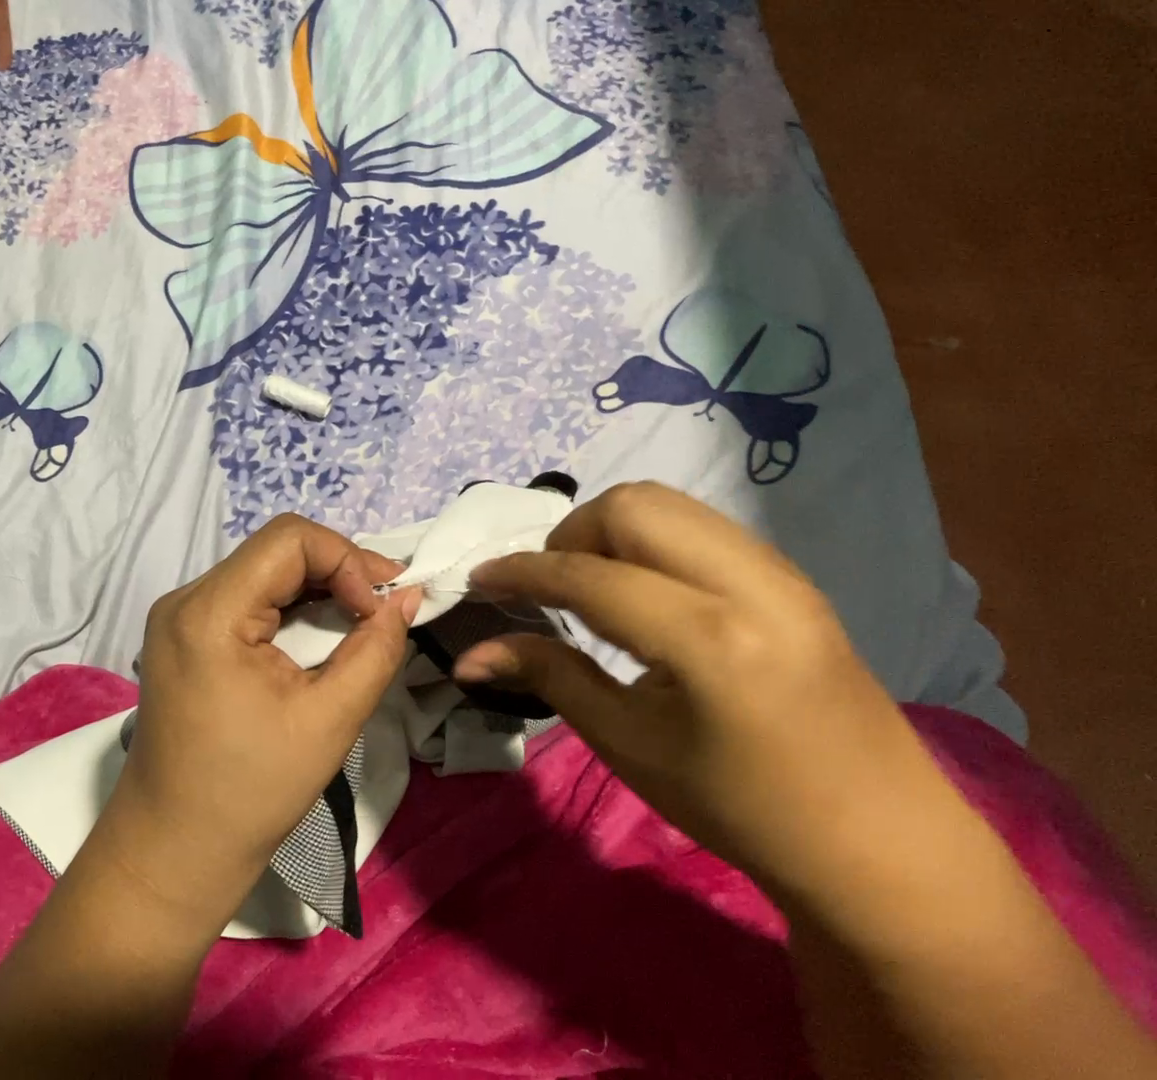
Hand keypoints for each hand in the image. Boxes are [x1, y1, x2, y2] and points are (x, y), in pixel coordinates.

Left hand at [109, 513, 419, 923]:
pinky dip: (288, 609)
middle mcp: (184, 600)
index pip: (288, 539)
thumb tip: (407, 598)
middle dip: (338, 571)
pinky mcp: (182, 638)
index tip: (380, 610)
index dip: (347, 559)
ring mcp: (177, 618)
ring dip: (316, 589)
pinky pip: (243, 600)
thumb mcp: (329, 719)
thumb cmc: (252, 791)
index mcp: (208, 612)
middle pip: (273, 551)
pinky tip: (322, 633)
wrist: (176, 845)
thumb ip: (375, 649)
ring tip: (364, 620)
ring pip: (260, 572)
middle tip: (388, 608)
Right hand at [454, 482, 931, 891]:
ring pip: (672, 505)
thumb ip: (548, 678)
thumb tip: (470, 655)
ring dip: (612, 531)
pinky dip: (652, 541)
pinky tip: (641, 593)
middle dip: (571, 534)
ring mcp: (782, 575)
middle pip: (634, 505)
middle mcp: (752, 584)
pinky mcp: (794, 580)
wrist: (876, 841)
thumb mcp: (629, 745)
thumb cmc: (739, 807)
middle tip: (547, 587)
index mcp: (708, 639)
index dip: (521, 572)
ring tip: (589, 586)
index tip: (478, 580)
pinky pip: (703, 527)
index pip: (589, 575)